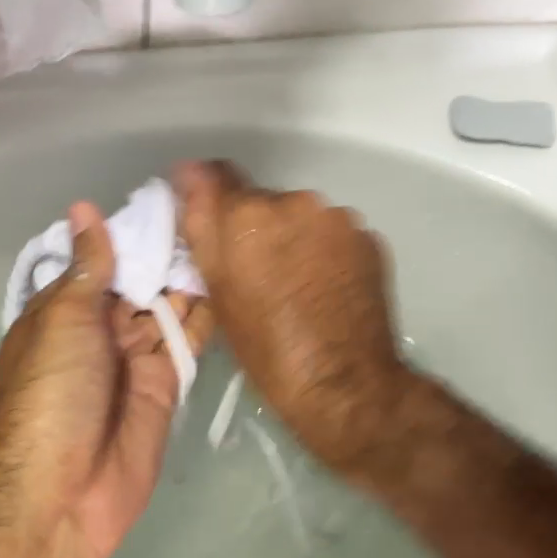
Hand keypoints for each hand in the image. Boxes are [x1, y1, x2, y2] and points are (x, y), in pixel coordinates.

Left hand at [0, 202, 213, 557]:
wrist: (61, 492)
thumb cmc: (52, 394)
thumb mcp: (63, 321)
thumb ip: (88, 268)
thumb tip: (83, 209)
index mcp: (64, 312)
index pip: (102, 262)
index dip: (133, 234)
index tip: (173, 196)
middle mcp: (98, 333)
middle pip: (138, 285)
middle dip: (168, 255)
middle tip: (216, 210)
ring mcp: (133, 361)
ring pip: (166, 311)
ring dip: (191, 281)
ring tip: (230, 237)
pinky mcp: (164, 389)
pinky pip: (186, 345)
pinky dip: (204, 318)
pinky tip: (231, 283)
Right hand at [175, 161, 414, 480]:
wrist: (344, 384)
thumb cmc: (265, 348)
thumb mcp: (218, 292)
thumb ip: (201, 226)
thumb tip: (187, 173)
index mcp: (246, 216)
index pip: (214, 174)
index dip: (205, 193)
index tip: (204, 217)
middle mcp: (294, 202)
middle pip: (261, 201)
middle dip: (254, 228)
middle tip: (254, 272)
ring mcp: (337, 218)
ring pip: (300, 218)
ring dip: (291, 239)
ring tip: (294, 285)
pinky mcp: (368, 237)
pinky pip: (332, 234)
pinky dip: (323, 252)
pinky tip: (323, 288)